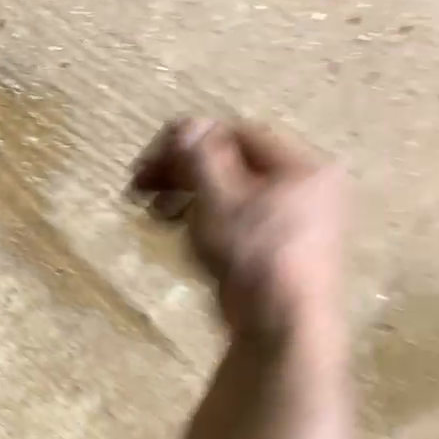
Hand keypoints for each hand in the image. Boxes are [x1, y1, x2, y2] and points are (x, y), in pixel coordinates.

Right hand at [132, 118, 345, 345]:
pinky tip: (176, 228)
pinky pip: (232, 212)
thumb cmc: (249, 252)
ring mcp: (291, 213)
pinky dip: (199, 214)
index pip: (236, 135)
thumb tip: (186, 123)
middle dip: (180, 171)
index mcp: (299, 166)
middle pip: (231, 161)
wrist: (279, 315)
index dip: (187, 143)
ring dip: (183, 194)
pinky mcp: (274, 239)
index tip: (144, 163)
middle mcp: (302, 183)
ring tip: (152, 212)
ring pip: (228, 188)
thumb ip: (201, 158)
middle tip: (136, 187)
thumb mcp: (217, 198)